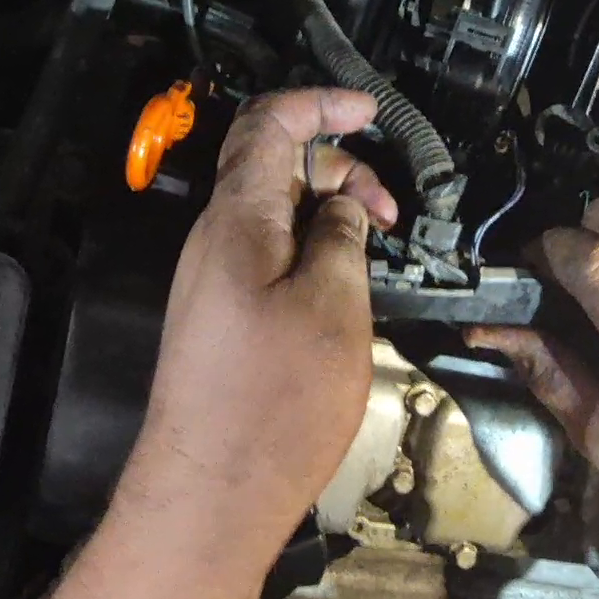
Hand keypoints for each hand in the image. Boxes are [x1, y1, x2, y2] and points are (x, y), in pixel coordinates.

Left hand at [115, 89, 398, 561]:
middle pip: (274, 167)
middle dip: (338, 172)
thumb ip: (340, 238)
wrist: (210, 494)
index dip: (319, 104)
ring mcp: (214, 277)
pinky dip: (310, 252)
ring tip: (374, 252)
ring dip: (328, 216)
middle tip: (389, 215)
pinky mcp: (221, 313)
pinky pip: (268, 255)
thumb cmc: (276, 400)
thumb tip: (343, 206)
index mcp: (238, 218)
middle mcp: (216, 237)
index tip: (369, 111)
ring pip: (276, 214)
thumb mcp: (331, 307)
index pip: (269, 125)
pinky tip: (343, 285)